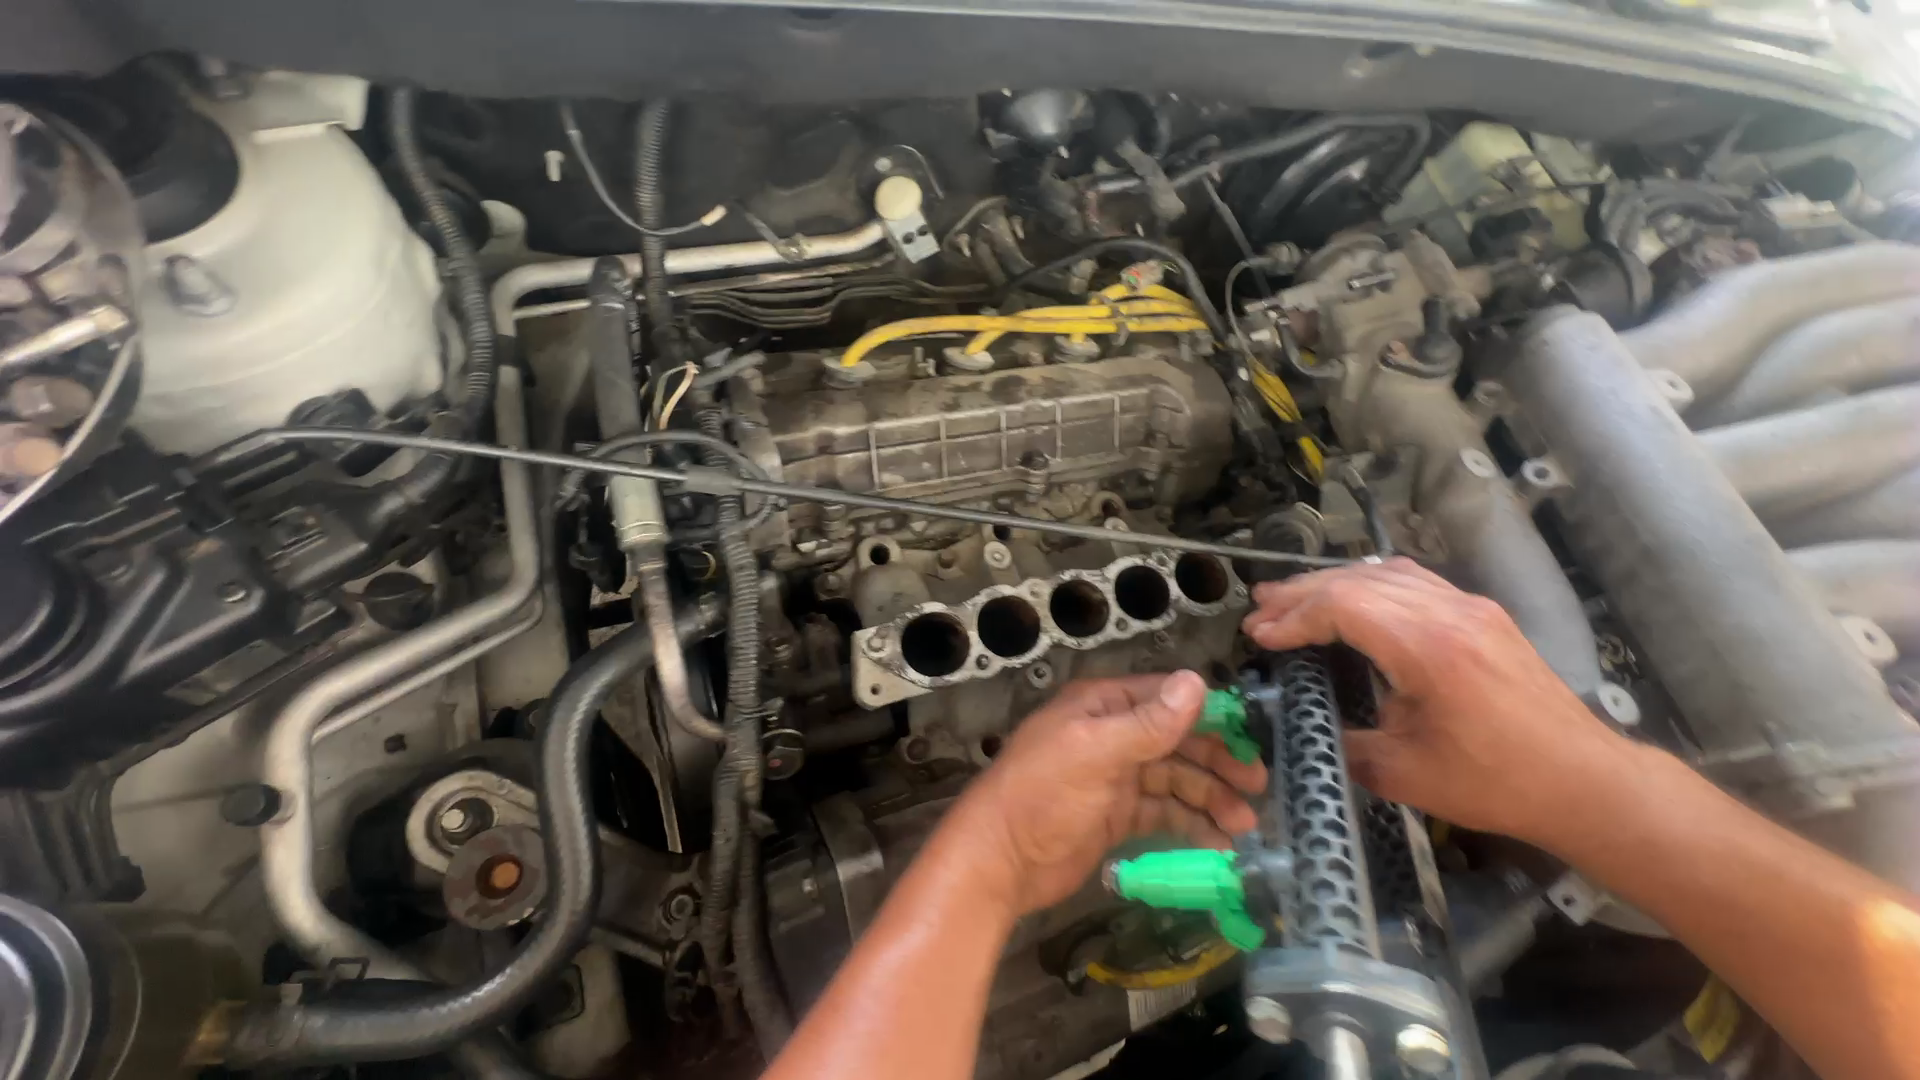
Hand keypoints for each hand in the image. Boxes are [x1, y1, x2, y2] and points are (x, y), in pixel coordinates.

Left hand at [942, 672, 1268, 915]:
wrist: (1001, 860)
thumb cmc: (1042, 794)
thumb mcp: (1095, 752)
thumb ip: (1148, 723)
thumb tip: (1198, 682)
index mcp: (1102, 707)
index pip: (1166, 699)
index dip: (1210, 716)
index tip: (1252, 738)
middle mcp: (1110, 735)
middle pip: (1175, 740)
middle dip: (1216, 762)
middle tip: (1258, 787)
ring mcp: (1113, 777)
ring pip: (1173, 780)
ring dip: (1209, 799)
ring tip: (1243, 825)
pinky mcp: (1115, 816)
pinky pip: (1161, 813)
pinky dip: (1189, 824)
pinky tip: (1217, 843)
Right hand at [1241, 558, 1629, 845]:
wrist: (1586, 783)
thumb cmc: (1495, 783)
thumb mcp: (1402, 774)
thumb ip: (1342, 742)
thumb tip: (1300, 726)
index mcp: (1429, 647)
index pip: (1342, 605)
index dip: (1293, 617)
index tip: (1259, 636)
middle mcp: (1449, 611)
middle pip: (1358, 580)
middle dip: (1300, 592)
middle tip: (1258, 608)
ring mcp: (1470, 607)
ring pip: (1384, 573)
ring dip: (1331, 583)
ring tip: (1290, 596)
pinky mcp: (1482, 614)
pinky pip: (1412, 580)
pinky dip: (1367, 584)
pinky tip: (1349, 597)